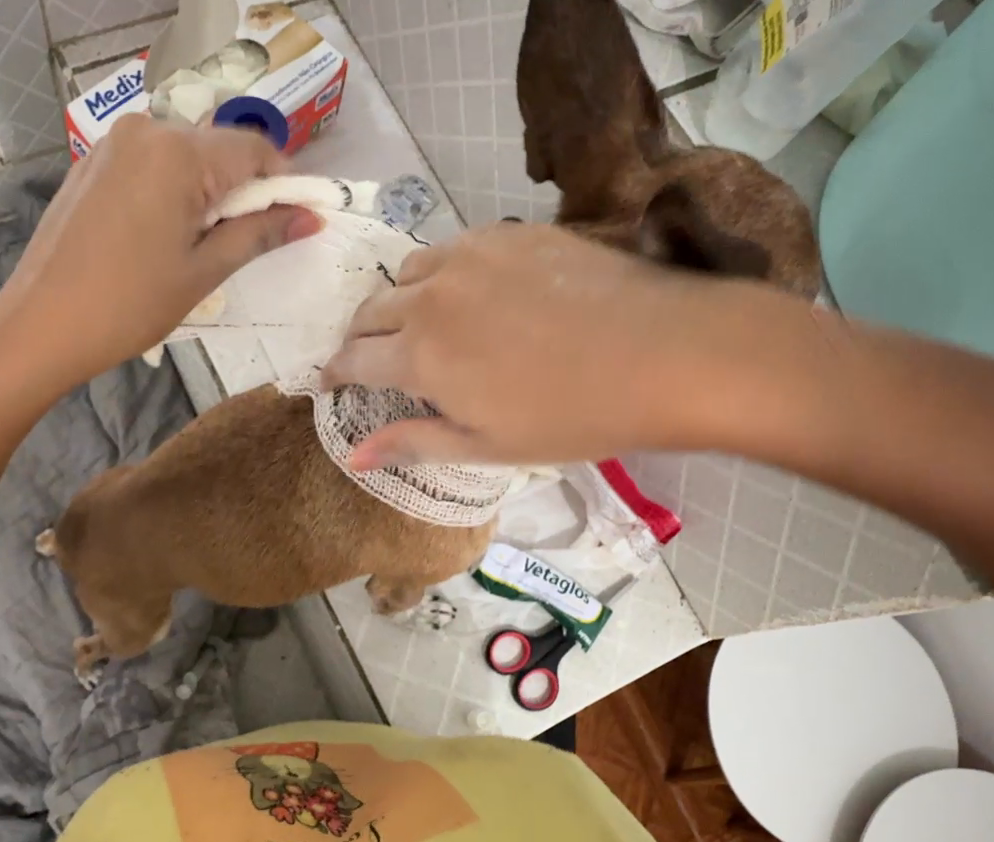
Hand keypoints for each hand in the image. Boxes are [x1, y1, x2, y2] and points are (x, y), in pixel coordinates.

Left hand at [0, 114, 323, 383]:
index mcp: (178, 152)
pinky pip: (150, 166)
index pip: (254, 149)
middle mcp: (145, 130)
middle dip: (242, 190)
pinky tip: (161, 238)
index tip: (295, 221)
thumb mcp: (202, 272)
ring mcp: (111, 145)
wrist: (39, 326)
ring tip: (198, 249)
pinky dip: (170, 193)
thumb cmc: (128, 306)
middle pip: (218, 148)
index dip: (283, 184)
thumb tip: (311, 216)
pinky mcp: (90, 165)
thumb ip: (258, 234)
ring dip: (206, 193)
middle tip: (243, 245)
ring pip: (184, 157)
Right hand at [321, 223, 758, 466]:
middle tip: (370, 360)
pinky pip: (451, 248)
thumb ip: (412, 443)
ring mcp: (469, 256)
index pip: (353, 359)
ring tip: (419, 324)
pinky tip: (468, 294)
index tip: (330, 384)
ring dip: (399, 301)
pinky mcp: (508, 232)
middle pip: (370, 311)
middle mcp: (430, 297)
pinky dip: (441, 274)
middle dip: (360, 338)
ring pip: (407, 273)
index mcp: (419, 356)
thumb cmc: (570, 416)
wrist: (664, 353)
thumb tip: (354, 457)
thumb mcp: (483, 446)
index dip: (335, 374)